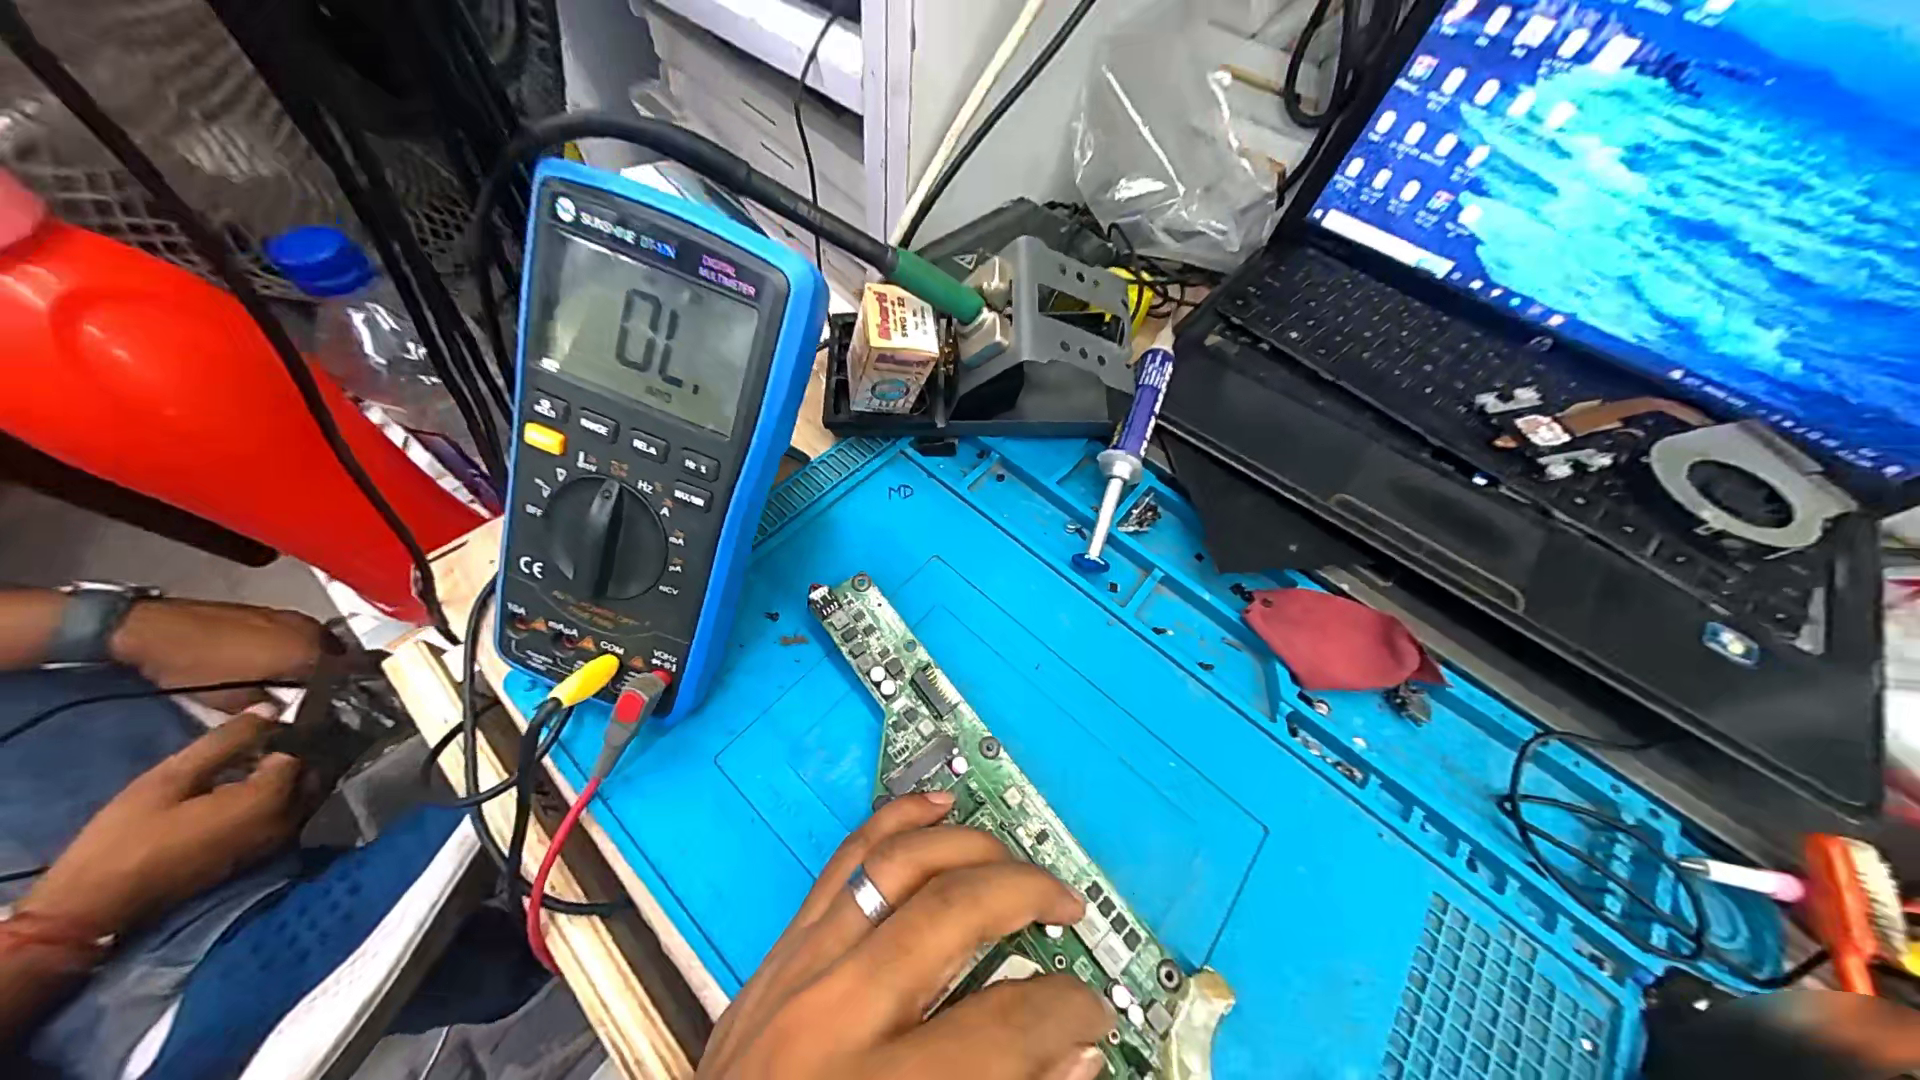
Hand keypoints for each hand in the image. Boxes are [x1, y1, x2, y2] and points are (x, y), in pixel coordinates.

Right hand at [17, 711, 303, 937]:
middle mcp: (291, 817)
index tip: (247, 739)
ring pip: (301, 794)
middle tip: (240, 756)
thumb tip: (271, 708)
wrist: (93, 910)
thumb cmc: (125, 840)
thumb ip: (226, 741)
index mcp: (273, 797)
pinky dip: (273, 802)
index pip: (297, 752)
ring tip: (234, 774)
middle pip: (308, 772)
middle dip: (285, 760)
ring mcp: (280, 839)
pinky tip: (233, 800)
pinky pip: (287, 814)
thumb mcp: (169, 780)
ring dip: (280, 781)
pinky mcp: (264, 854)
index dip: (275, 741)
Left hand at [112, 599, 328, 709]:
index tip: (326, 705)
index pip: (344, 676)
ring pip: (318, 643)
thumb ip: (272, 707)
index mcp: (312, 653)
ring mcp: (295, 618)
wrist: (156, 630)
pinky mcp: (275, 612)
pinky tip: (274, 659)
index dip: (337, 692)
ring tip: (294, 675)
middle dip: (328, 673)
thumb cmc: (197, 667)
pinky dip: (295, 647)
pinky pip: (299, 633)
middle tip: (312, 691)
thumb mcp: (233, 700)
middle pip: (336, 657)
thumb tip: (291, 713)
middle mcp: (314, 632)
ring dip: (312, 658)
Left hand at [699, 793, 1113, 1079]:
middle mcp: (835, 1014)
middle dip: (1027, 895)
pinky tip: (937, 806)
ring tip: (1014, 856)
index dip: (1066, 1012)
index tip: (1092, 1010)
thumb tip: (1076, 1050)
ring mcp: (800, 967)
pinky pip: (844, 860)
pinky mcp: (781, 945)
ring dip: (969, 846)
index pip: (1003, 1028)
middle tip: (1066, 906)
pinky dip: (896, 821)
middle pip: (953, 914)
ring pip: (898, 865)